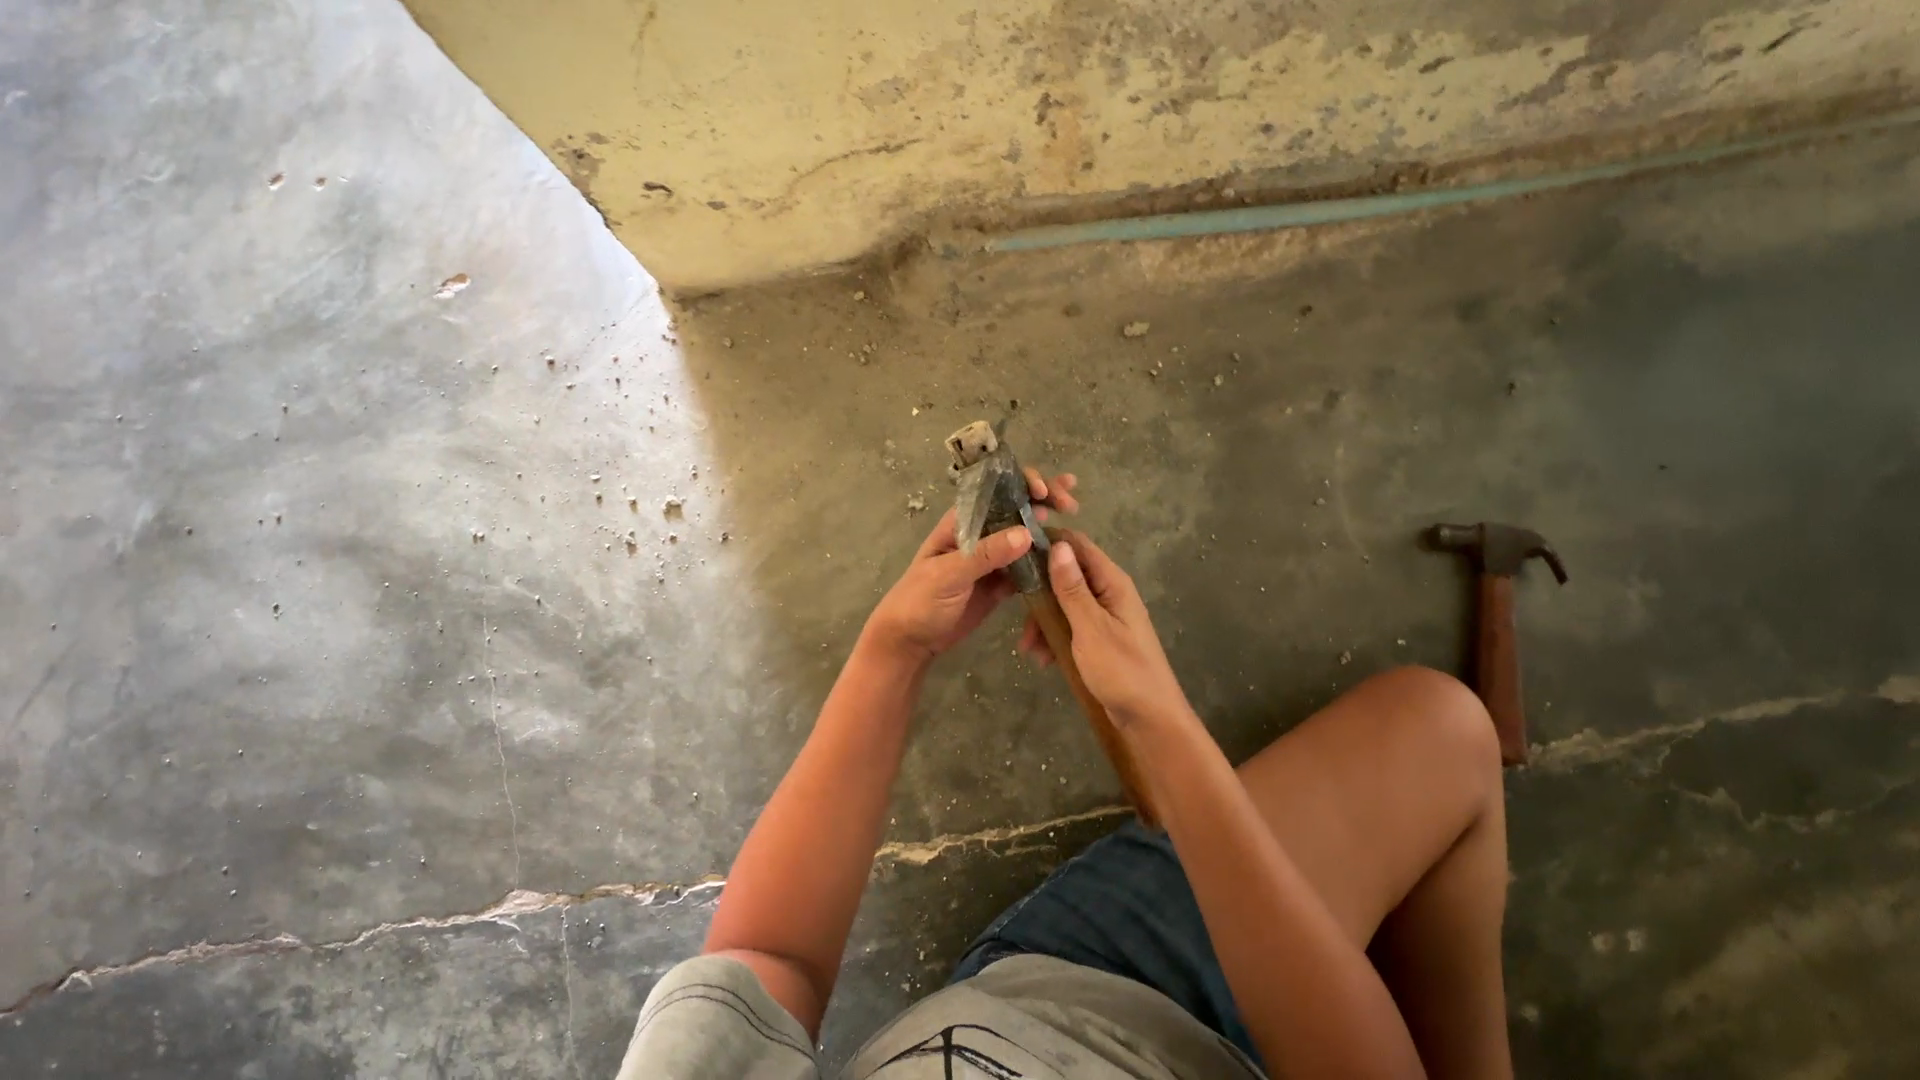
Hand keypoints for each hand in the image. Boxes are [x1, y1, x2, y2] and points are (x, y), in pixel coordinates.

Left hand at [865, 470, 1079, 662]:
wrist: (909, 641)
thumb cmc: (918, 600)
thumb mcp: (947, 574)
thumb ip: (985, 554)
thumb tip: (1026, 533)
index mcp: (962, 522)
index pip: (995, 491)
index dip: (1021, 483)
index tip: (1043, 492)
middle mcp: (980, 534)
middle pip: (1016, 508)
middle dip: (1044, 498)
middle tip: (1071, 501)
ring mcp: (992, 560)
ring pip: (1025, 536)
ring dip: (1049, 527)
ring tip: (1075, 518)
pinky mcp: (1000, 584)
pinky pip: (1027, 568)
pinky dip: (1044, 562)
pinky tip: (1064, 557)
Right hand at [1024, 530, 1193, 728]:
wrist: (1150, 718)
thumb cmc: (1122, 670)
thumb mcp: (1091, 628)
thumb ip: (1072, 588)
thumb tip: (1057, 546)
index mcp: (1112, 582)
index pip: (1077, 545)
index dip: (1047, 542)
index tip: (1014, 552)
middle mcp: (1109, 592)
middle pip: (1066, 574)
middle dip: (1039, 590)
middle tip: (1015, 611)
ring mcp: (1104, 616)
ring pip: (1064, 603)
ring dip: (1043, 620)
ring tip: (1028, 648)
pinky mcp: (1098, 638)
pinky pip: (1070, 626)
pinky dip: (1054, 637)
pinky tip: (1042, 658)